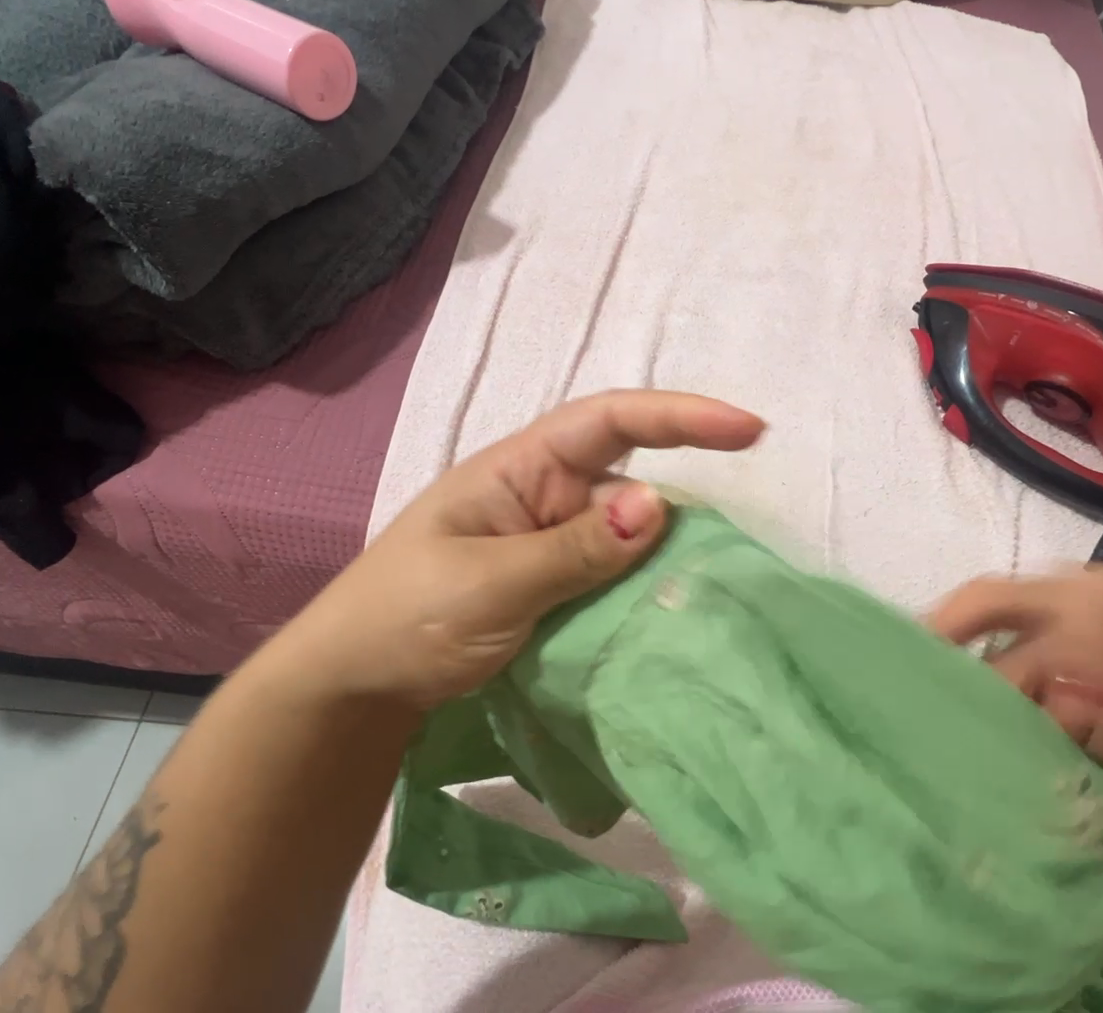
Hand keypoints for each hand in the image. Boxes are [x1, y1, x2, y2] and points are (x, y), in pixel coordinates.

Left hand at [271, 390, 764, 708]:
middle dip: (683, 503)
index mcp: (520, 469)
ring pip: (628, 535)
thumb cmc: (403, 617)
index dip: (680, 416)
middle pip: (630, 479)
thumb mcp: (490, 582)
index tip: (748, 430)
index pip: (609, 420)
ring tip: (710, 592)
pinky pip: (615, 576)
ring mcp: (551, 544)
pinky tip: (671, 614)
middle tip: (732, 554)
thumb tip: (661, 503)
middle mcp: (544, 496)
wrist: (354, 686)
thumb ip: (576, 548)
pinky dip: (644, 590)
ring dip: (666, 558)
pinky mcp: (556, 587)